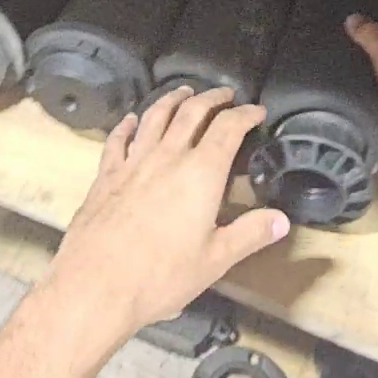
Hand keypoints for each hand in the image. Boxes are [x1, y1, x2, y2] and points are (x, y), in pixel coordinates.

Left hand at [45, 87, 290, 334]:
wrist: (95, 285)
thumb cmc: (159, 276)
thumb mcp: (215, 260)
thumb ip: (250, 235)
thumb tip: (281, 219)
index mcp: (200, 173)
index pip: (228, 128)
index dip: (245, 114)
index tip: (256, 110)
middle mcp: (168, 157)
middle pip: (192, 112)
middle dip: (212, 98)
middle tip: (225, 94)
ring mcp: (133, 163)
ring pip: (156, 116)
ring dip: (172, 99)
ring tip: (184, 91)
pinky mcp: (106, 175)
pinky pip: (118, 140)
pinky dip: (127, 125)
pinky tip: (130, 120)